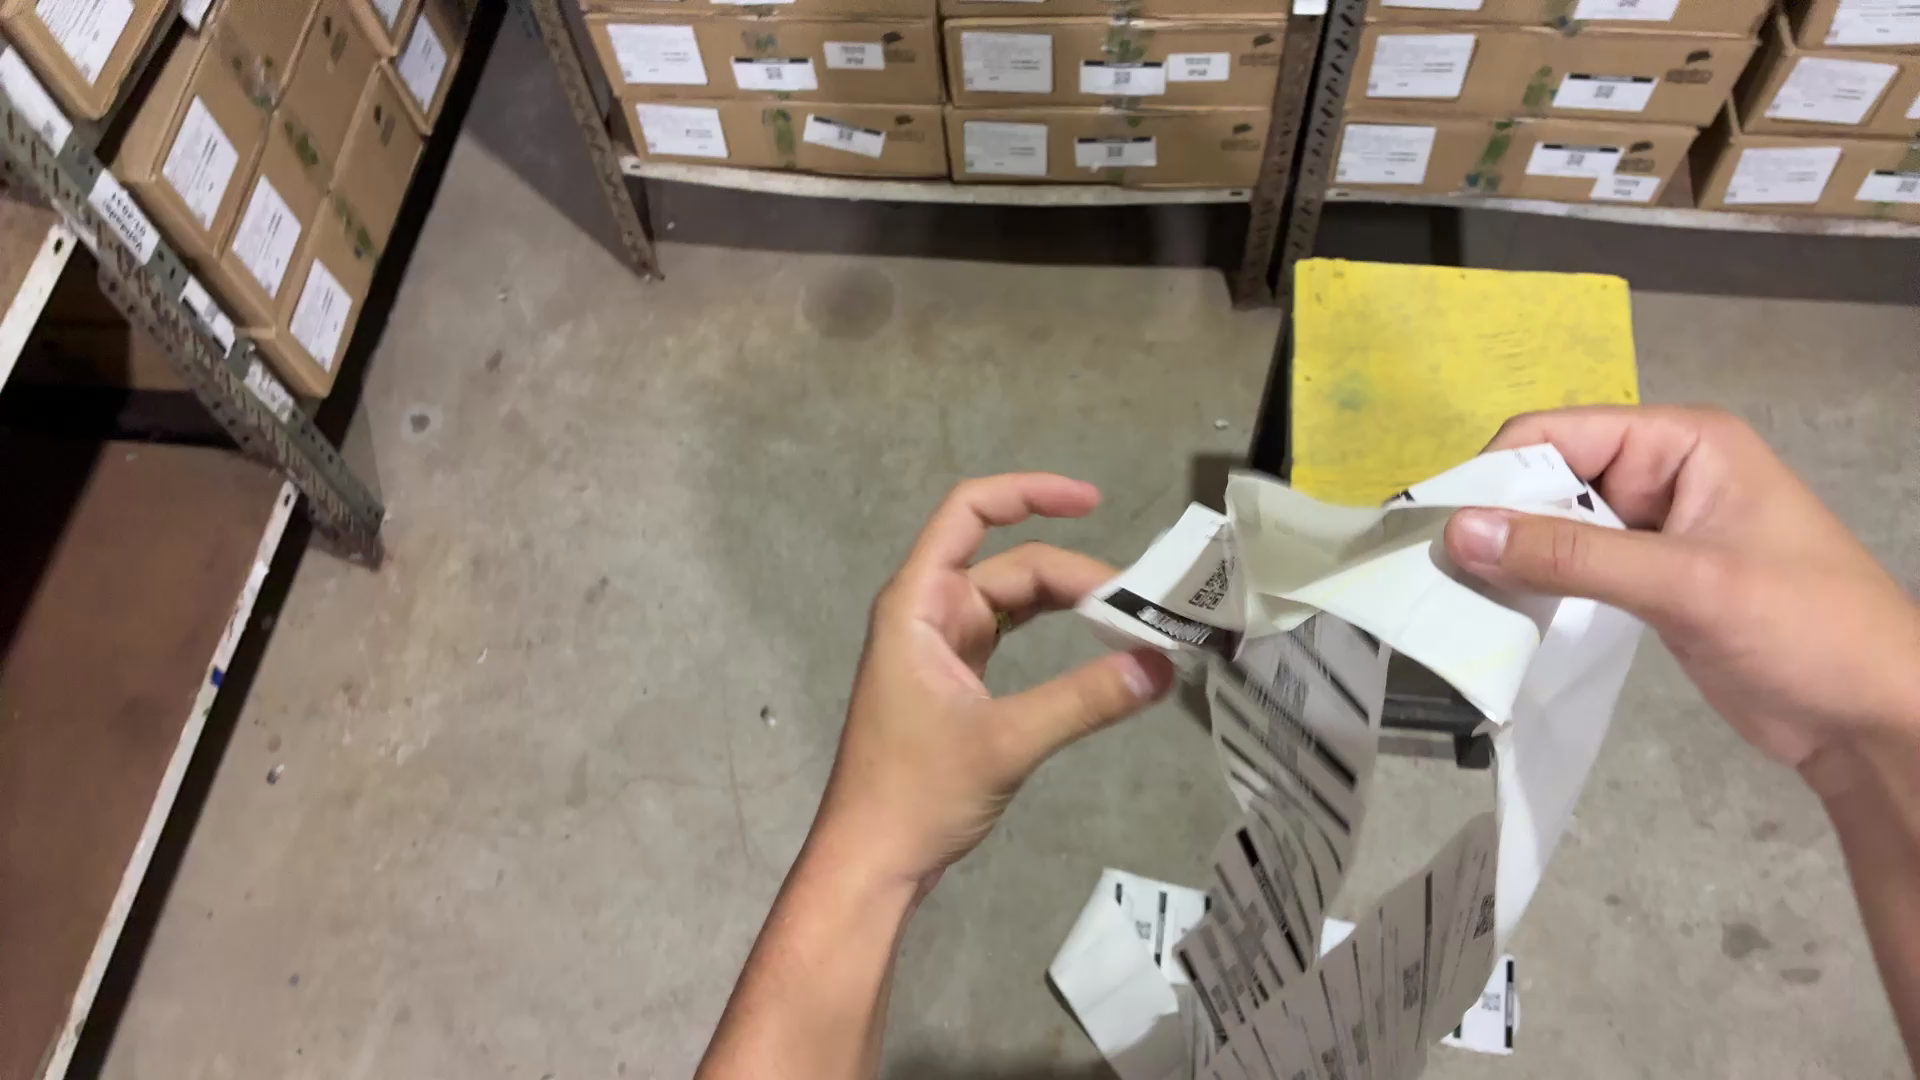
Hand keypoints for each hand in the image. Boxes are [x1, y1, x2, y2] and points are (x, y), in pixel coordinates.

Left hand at [808, 474, 1176, 892]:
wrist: (873, 859)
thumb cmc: (917, 793)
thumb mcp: (1004, 741)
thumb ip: (1083, 701)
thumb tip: (1162, 665)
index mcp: (919, 601)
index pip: (969, 512)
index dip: (1028, 493)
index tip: (1093, 502)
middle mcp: (929, 610)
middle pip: (1009, 563)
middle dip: (1075, 576)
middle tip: (1144, 607)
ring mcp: (943, 644)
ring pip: (1014, 598)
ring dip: (1069, 602)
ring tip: (1132, 620)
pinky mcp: (958, 676)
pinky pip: (1011, 633)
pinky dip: (1053, 633)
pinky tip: (1095, 642)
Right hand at [1442, 406, 1919, 781]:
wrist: (1876, 722)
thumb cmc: (1809, 632)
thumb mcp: (1686, 584)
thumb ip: (1568, 554)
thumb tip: (1455, 531)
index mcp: (1678, 443)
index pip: (1550, 435)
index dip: (1492, 473)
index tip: (1443, 526)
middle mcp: (1652, 471)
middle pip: (1538, 474)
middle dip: (1490, 515)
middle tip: (1443, 564)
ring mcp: (1639, 523)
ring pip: (1539, 519)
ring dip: (1501, 550)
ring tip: (1459, 585)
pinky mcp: (1628, 569)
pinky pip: (1554, 557)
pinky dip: (1521, 576)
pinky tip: (1497, 600)